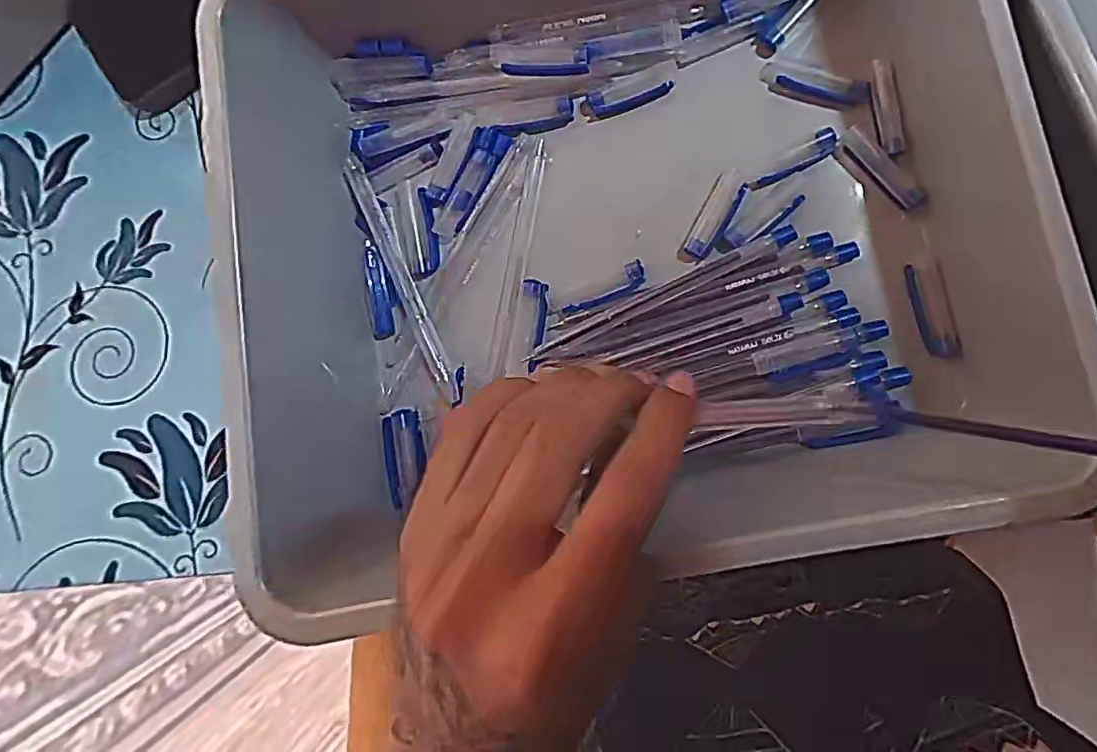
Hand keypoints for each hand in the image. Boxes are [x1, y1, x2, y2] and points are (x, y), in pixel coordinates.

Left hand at [395, 365, 695, 750]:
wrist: (452, 736)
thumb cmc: (552, 693)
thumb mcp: (617, 632)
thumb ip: (631, 538)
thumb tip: (638, 438)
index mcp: (549, 621)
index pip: (620, 497)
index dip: (660, 430)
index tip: (682, 392)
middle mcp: (486, 574)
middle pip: (556, 442)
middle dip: (610, 393)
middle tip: (640, 382)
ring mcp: (438, 541)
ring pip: (509, 422)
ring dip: (564, 385)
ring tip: (598, 380)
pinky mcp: (414, 522)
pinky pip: (463, 427)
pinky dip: (508, 394)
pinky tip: (540, 391)